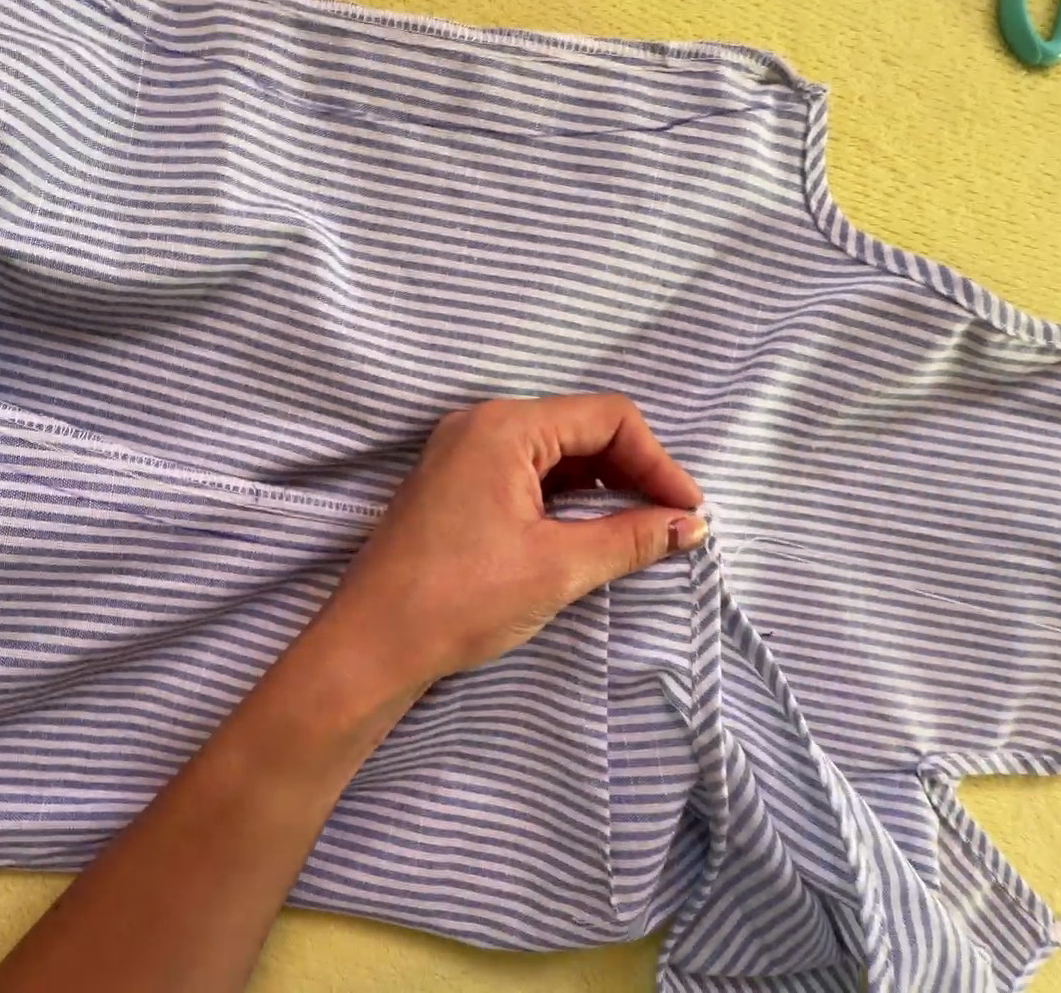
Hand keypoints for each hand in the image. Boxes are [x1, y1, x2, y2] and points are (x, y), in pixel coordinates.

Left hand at [311, 394, 706, 689]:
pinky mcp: (452, 485)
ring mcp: (460, 453)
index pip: (607, 418)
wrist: (371, 643)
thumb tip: (688, 524)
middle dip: (631, 471)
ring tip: (635, 530)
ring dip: (599, 486)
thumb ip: (630, 537)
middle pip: (579, 429)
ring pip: (552, 454)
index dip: (658, 462)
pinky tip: (585, 529)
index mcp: (504, 427)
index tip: (689, 512)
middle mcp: (479, 425)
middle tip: (669, 523)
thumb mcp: (557, 567)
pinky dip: (562, 497)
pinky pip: (522, 474)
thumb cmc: (459, 598)